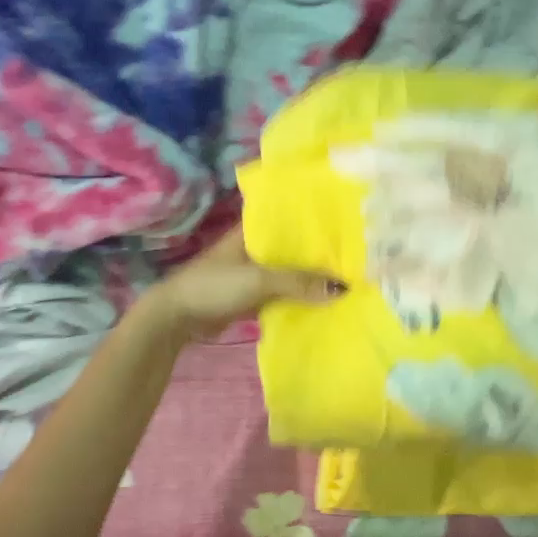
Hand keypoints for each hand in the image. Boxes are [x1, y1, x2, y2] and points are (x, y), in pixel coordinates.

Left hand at [144, 226, 342, 336]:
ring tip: (352, 278)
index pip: (292, 218)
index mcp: (254, 230)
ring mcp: (255, 272)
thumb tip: (344, 287)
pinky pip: (283, 294)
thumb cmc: (214, 286)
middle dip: (321, 254)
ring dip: (312, 278)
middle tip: (360, 257)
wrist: (177, 318)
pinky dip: (300, 298)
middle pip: (295, 248)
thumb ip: (298, 282)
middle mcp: (257, 247)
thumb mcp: (258, 280)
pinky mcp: (253, 296)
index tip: (352, 224)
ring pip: (291, 273)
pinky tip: (326, 302)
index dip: (318, 221)